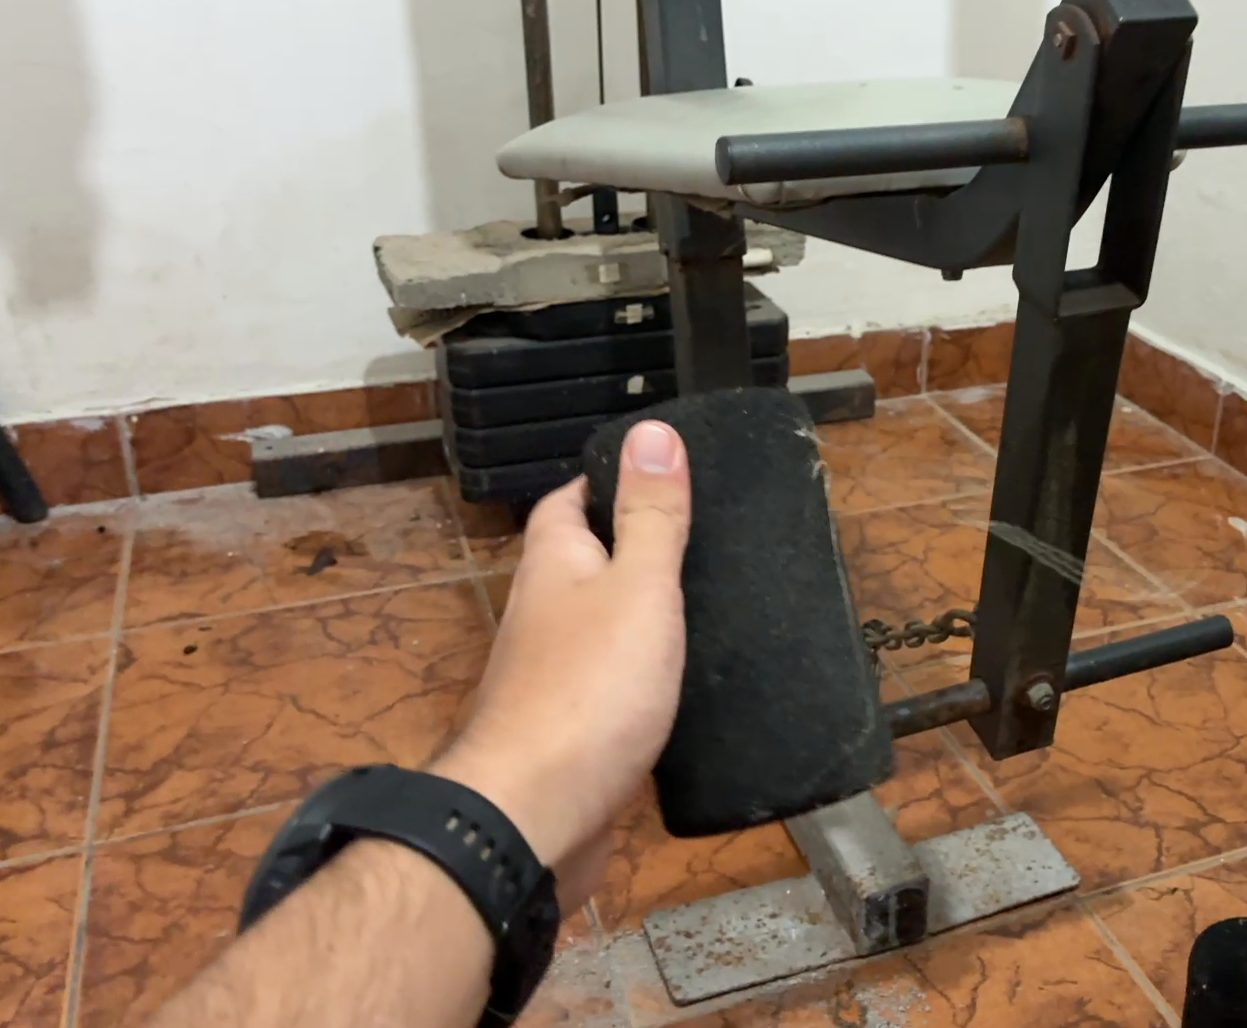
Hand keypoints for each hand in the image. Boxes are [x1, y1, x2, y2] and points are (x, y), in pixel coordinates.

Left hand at [430, 421, 690, 910]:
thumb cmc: (592, 685)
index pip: (570, 499)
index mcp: (555, 563)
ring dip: (643, 602)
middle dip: (634, 540)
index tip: (663, 471)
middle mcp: (546, 610)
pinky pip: (616, 670)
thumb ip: (652, 514)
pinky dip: (647, 659)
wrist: (537, 816)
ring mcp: (556, 669)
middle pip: (587, 557)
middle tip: (703, 532)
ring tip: (709, 593)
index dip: (609, 479)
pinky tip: (686, 669)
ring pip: (603, 616)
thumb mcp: (639, 585)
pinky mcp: (577, 719)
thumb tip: (652, 430)